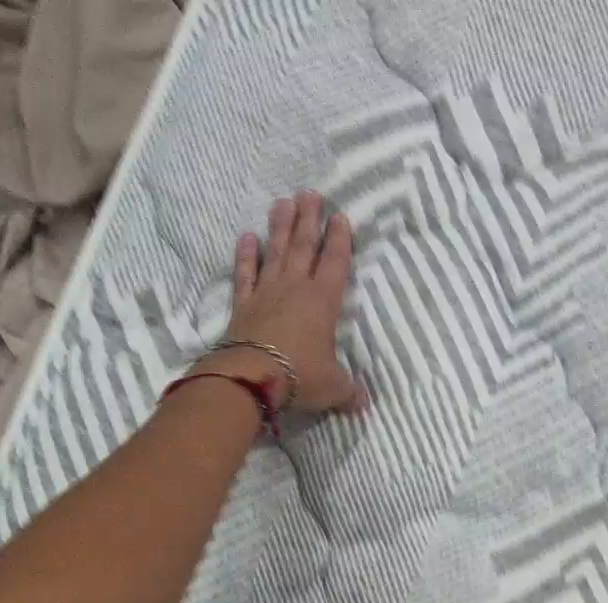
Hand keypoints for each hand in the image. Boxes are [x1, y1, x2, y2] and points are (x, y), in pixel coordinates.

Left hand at [196, 189, 367, 414]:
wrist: (252, 378)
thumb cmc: (300, 377)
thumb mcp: (333, 388)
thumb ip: (348, 391)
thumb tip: (364, 404)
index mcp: (323, 301)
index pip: (335, 263)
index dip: (340, 240)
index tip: (341, 217)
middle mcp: (295, 288)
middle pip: (303, 246)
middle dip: (309, 220)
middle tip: (310, 193)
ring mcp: (266, 293)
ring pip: (276, 252)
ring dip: (280, 227)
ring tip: (283, 202)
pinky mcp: (243, 305)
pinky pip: (245, 274)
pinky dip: (245, 256)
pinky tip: (246, 236)